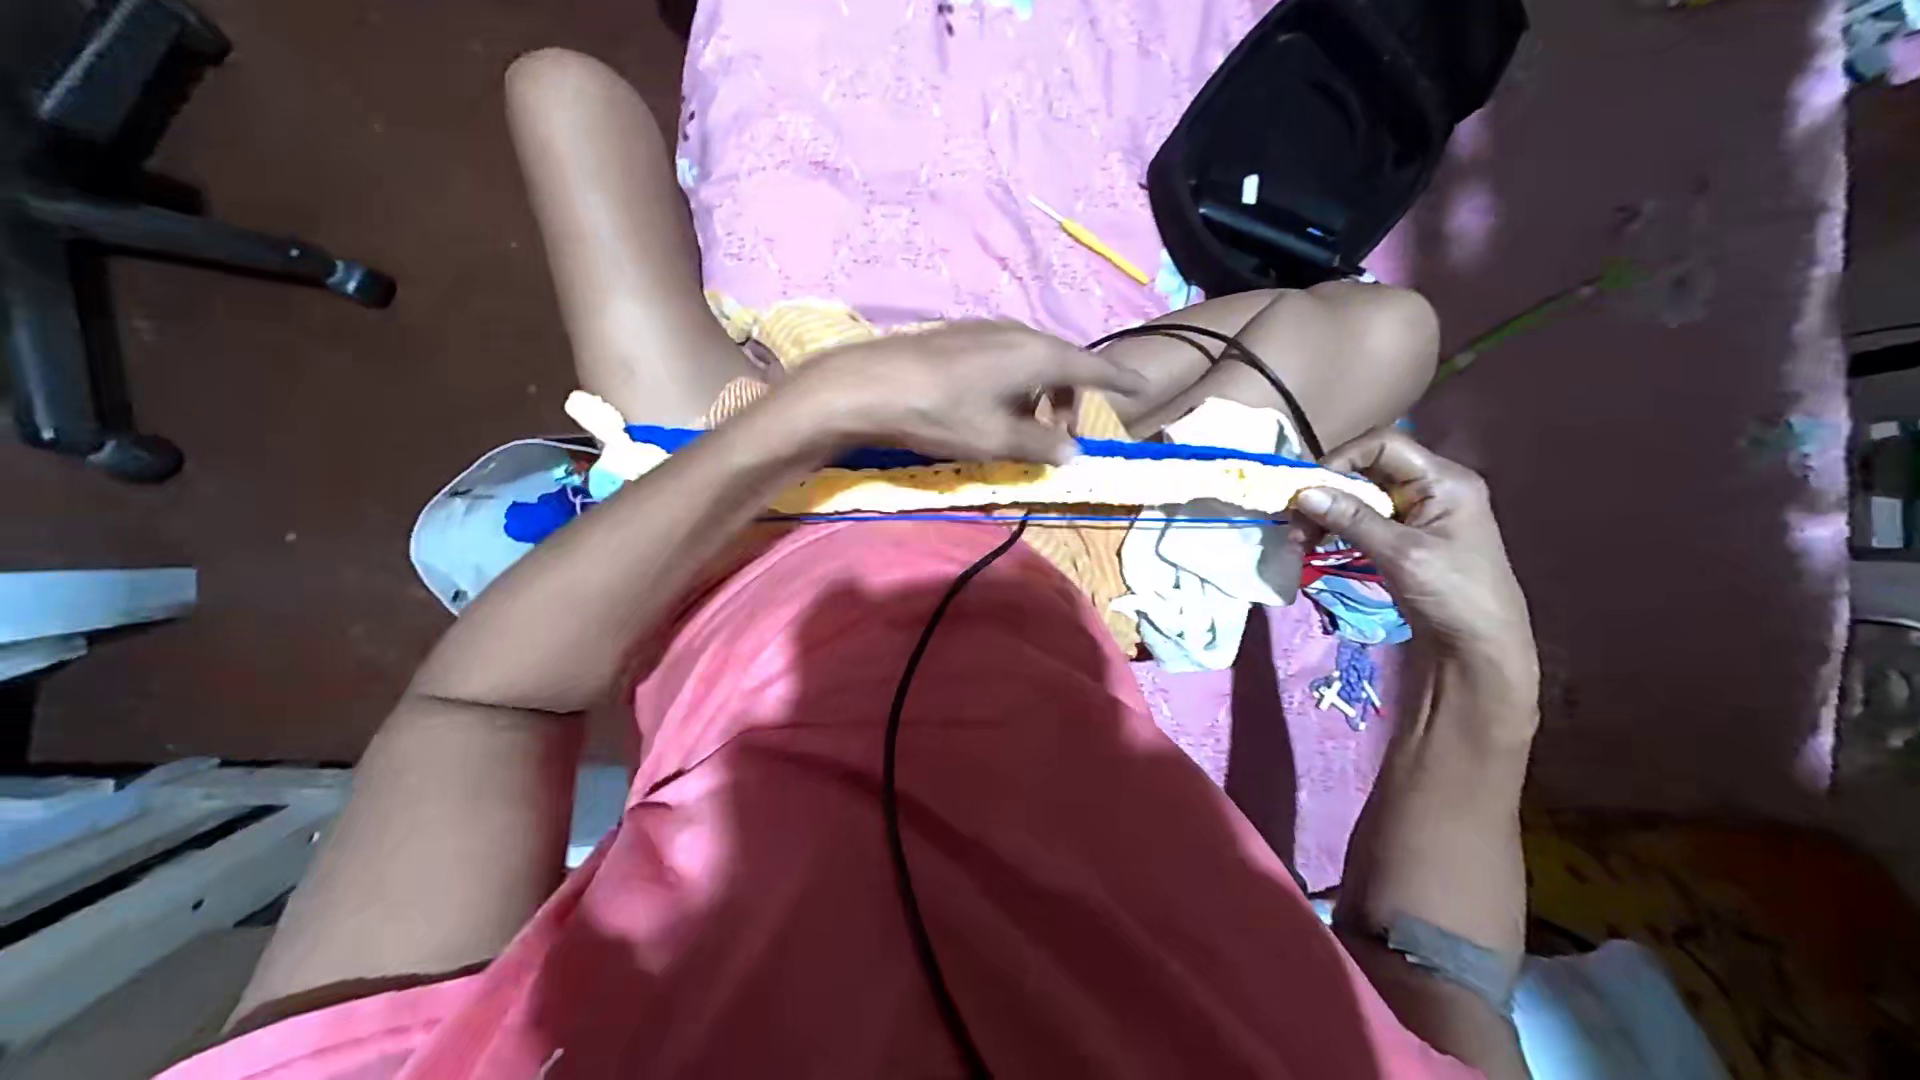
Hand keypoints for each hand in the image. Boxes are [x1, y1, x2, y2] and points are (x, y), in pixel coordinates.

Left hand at [780, 321, 1145, 462]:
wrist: (870, 385)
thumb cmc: (942, 413)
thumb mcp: (996, 438)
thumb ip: (1040, 443)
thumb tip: (1072, 450)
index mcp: (1038, 354)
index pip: (1092, 367)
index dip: (1119, 381)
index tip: (1141, 389)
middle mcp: (1018, 332)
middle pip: (1061, 363)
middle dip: (1070, 398)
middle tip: (1060, 436)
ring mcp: (986, 330)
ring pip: (1031, 361)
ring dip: (1039, 394)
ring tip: (1021, 427)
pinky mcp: (960, 336)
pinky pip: (1004, 358)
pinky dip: (1014, 384)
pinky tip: (989, 408)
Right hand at [1288, 429, 1535, 680]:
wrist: (1481, 648)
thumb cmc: (1453, 594)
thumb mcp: (1401, 554)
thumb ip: (1352, 519)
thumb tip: (1303, 492)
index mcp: (1444, 480)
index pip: (1383, 445)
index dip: (1341, 459)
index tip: (1308, 490)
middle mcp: (1432, 487)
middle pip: (1366, 469)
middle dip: (1326, 491)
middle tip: (1296, 522)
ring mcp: (1418, 512)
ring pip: (1359, 495)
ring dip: (1325, 513)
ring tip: (1301, 541)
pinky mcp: (1405, 535)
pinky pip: (1362, 518)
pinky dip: (1336, 528)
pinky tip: (1316, 545)